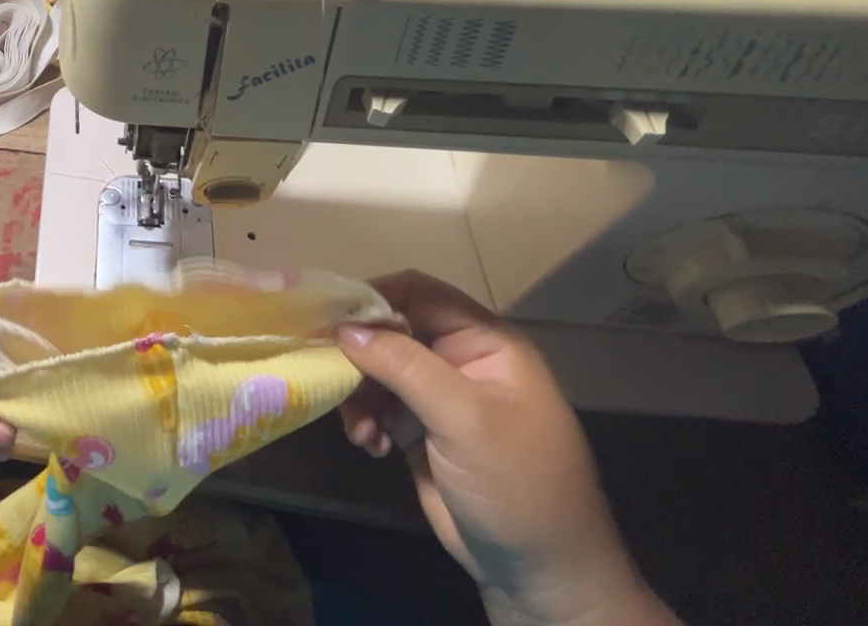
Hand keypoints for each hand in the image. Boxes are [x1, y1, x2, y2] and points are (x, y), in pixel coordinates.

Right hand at [335, 271, 676, 625]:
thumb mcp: (465, 419)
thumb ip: (404, 365)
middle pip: (390, 330)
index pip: (420, 293)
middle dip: (358, 353)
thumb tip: (343, 328)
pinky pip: (376, 404)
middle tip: (327, 373)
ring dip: (358, 393)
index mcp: (485, 344)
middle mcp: (459, 360)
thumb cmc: (518, 486)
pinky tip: (369, 446)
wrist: (540, 575)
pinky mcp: (419, 428)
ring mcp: (438, 396)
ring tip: (359, 428)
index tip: (328, 316)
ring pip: (376, 368)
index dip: (374, 297)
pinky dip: (364, 419)